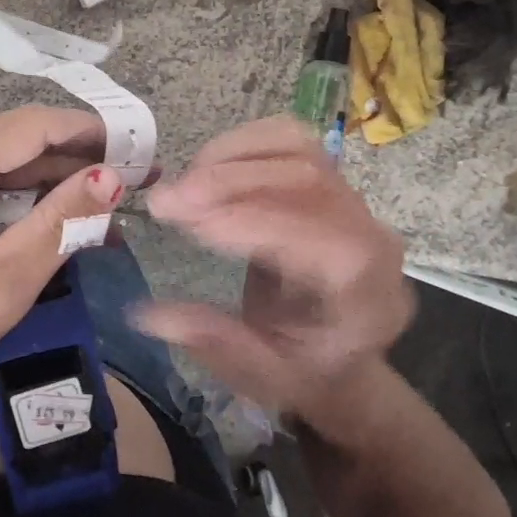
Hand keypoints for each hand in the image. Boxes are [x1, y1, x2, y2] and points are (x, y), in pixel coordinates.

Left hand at [0, 105, 124, 434]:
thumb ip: (57, 226)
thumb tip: (112, 177)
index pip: (30, 127)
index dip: (90, 132)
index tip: (143, 148)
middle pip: (18, 142)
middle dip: (80, 160)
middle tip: (141, 181)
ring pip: (5, 163)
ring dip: (56, 183)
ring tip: (115, 204)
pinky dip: (23, 200)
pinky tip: (64, 218)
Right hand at [132, 117, 413, 421]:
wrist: (341, 357)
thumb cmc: (304, 371)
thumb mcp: (264, 377)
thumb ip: (216, 344)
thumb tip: (147, 315)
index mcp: (367, 292)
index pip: (316, 238)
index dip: (249, 222)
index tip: (185, 223)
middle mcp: (369, 236)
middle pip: (306, 180)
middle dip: (229, 182)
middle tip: (166, 201)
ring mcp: (352, 203)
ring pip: (297, 149)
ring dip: (230, 157)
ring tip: (182, 185)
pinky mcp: (328, 182)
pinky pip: (290, 140)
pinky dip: (242, 144)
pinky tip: (204, 168)